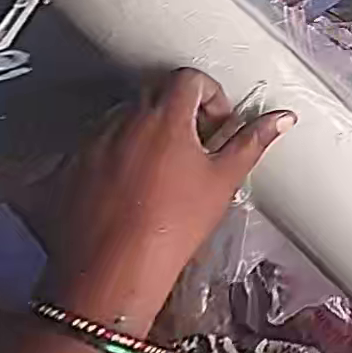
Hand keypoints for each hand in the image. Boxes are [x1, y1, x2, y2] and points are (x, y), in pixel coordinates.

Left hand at [47, 69, 294, 333]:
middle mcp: (124, 118)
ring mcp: (92, 140)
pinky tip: (128, 188)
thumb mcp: (223, 181)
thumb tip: (282, 118)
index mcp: (166, 116)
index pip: (190, 78)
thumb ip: (252, 141)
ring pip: (126, 117)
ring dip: (146, 131)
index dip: (211, 95)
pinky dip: (116, 153)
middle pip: (157, 93)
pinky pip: (97, 143)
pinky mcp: (69, 164)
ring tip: (160, 170)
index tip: (216, 125)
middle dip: (180, 111)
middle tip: (194, 146)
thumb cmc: (174, 226)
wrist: (112, 274)